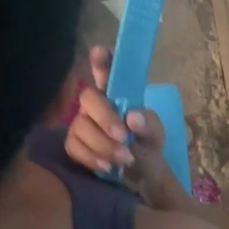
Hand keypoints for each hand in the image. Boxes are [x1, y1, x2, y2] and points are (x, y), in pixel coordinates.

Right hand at [64, 46, 183, 210]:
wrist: (141, 177)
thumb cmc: (146, 145)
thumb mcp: (155, 133)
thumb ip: (148, 123)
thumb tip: (132, 118)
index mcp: (115, 93)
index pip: (105, 70)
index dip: (101, 60)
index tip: (99, 51)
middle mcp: (94, 104)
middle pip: (88, 98)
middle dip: (104, 117)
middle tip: (123, 136)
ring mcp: (82, 123)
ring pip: (80, 127)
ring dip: (103, 144)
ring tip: (125, 158)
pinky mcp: (75, 144)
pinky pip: (74, 147)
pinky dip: (91, 157)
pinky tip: (107, 165)